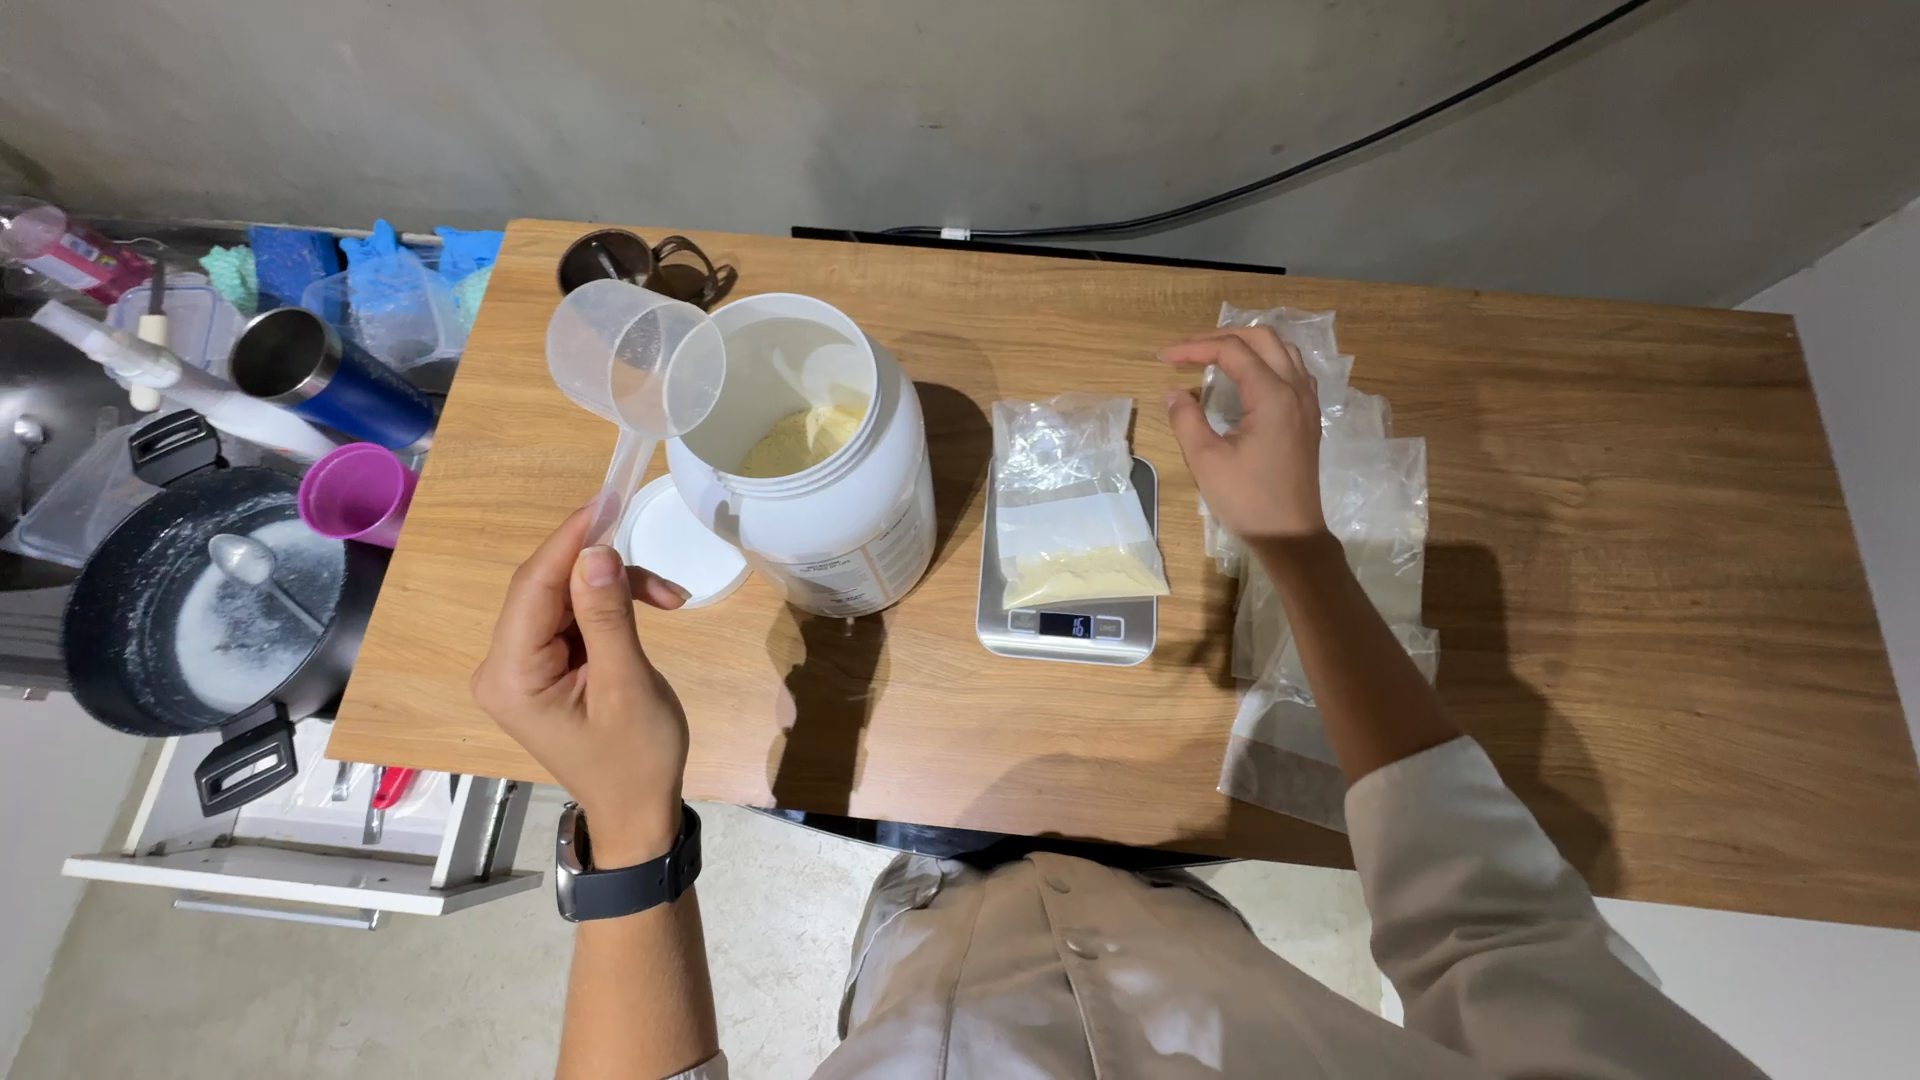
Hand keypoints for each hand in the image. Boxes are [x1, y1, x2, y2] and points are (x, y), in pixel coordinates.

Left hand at [471, 502, 693, 867]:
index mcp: (511, 676)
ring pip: (566, 596)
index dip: (569, 539)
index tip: (608, 499)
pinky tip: (656, 606)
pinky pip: (577, 616)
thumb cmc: (636, 757)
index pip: (533, 587)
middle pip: (546, 586)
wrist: (639, 808)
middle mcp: (504, 665)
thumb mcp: (628, 686)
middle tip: (650, 544)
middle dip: (603, 566)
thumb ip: (608, 617)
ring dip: (618, 587)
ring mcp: (524, 665)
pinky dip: (615, 605)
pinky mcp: (548, 665)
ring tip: (670, 597)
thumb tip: (596, 552)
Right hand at [1161, 327, 1326, 541]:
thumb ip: (1187, 420)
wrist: (1290, 534)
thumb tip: (1173, 393)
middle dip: (1221, 337)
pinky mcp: (1307, 417)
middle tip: (1186, 351)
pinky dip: (1265, 361)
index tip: (1163, 359)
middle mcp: (1295, 389)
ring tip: (1213, 356)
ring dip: (1246, 344)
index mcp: (1272, 396)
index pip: (1231, 351)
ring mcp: (1307, 402)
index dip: (1194, 348)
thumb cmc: (1246, 499)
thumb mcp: (1206, 460)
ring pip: (1281, 350)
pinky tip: (1245, 377)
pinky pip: (1291, 369)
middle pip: (1261, 338)